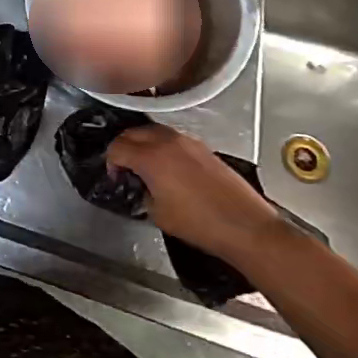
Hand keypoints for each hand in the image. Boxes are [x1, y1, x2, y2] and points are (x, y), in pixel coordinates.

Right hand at [107, 126, 284, 263]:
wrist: (246, 226)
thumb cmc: (197, 223)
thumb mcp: (157, 213)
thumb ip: (142, 192)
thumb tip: (142, 184)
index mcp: (150, 156)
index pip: (117, 147)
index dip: (111, 162)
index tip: (116, 178)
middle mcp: (166, 141)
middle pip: (133, 133)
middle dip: (124, 147)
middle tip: (125, 168)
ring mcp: (188, 141)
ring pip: (154, 131)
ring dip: (143, 143)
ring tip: (146, 165)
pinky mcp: (204, 148)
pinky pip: (173, 139)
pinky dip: (163, 146)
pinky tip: (169, 167)